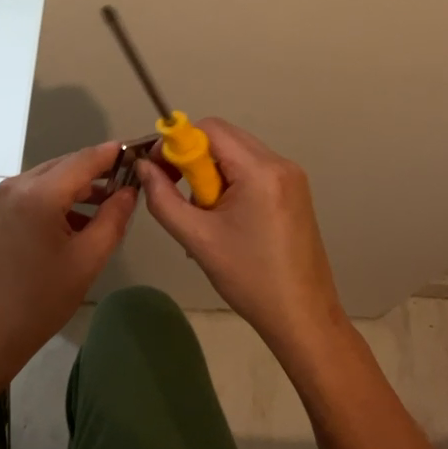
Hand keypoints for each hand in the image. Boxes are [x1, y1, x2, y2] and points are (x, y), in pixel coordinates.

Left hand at [0, 142, 137, 368]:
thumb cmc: (45, 297)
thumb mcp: (88, 258)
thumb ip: (113, 218)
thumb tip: (129, 191)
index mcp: (38, 194)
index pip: (82, 161)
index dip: (110, 154)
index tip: (135, 152)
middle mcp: (16, 185)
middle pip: (63, 166)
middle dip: (94, 172)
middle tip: (127, 181)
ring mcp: (1, 195)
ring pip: (48, 178)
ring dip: (75, 187)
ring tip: (107, 204)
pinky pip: (32, 192)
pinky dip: (55, 198)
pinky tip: (76, 220)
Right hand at [137, 118, 347, 352]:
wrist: (304, 319)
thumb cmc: (250, 279)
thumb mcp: (196, 238)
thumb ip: (162, 198)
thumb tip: (143, 168)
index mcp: (260, 171)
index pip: (209, 128)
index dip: (176, 143)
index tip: (158, 170)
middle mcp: (280, 164)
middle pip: (222, 137)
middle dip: (192, 158)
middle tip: (176, 191)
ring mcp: (291, 178)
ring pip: (235, 153)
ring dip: (209, 172)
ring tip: (203, 214)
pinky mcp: (294, 193)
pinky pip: (250, 169)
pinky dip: (229, 181)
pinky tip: (224, 218)